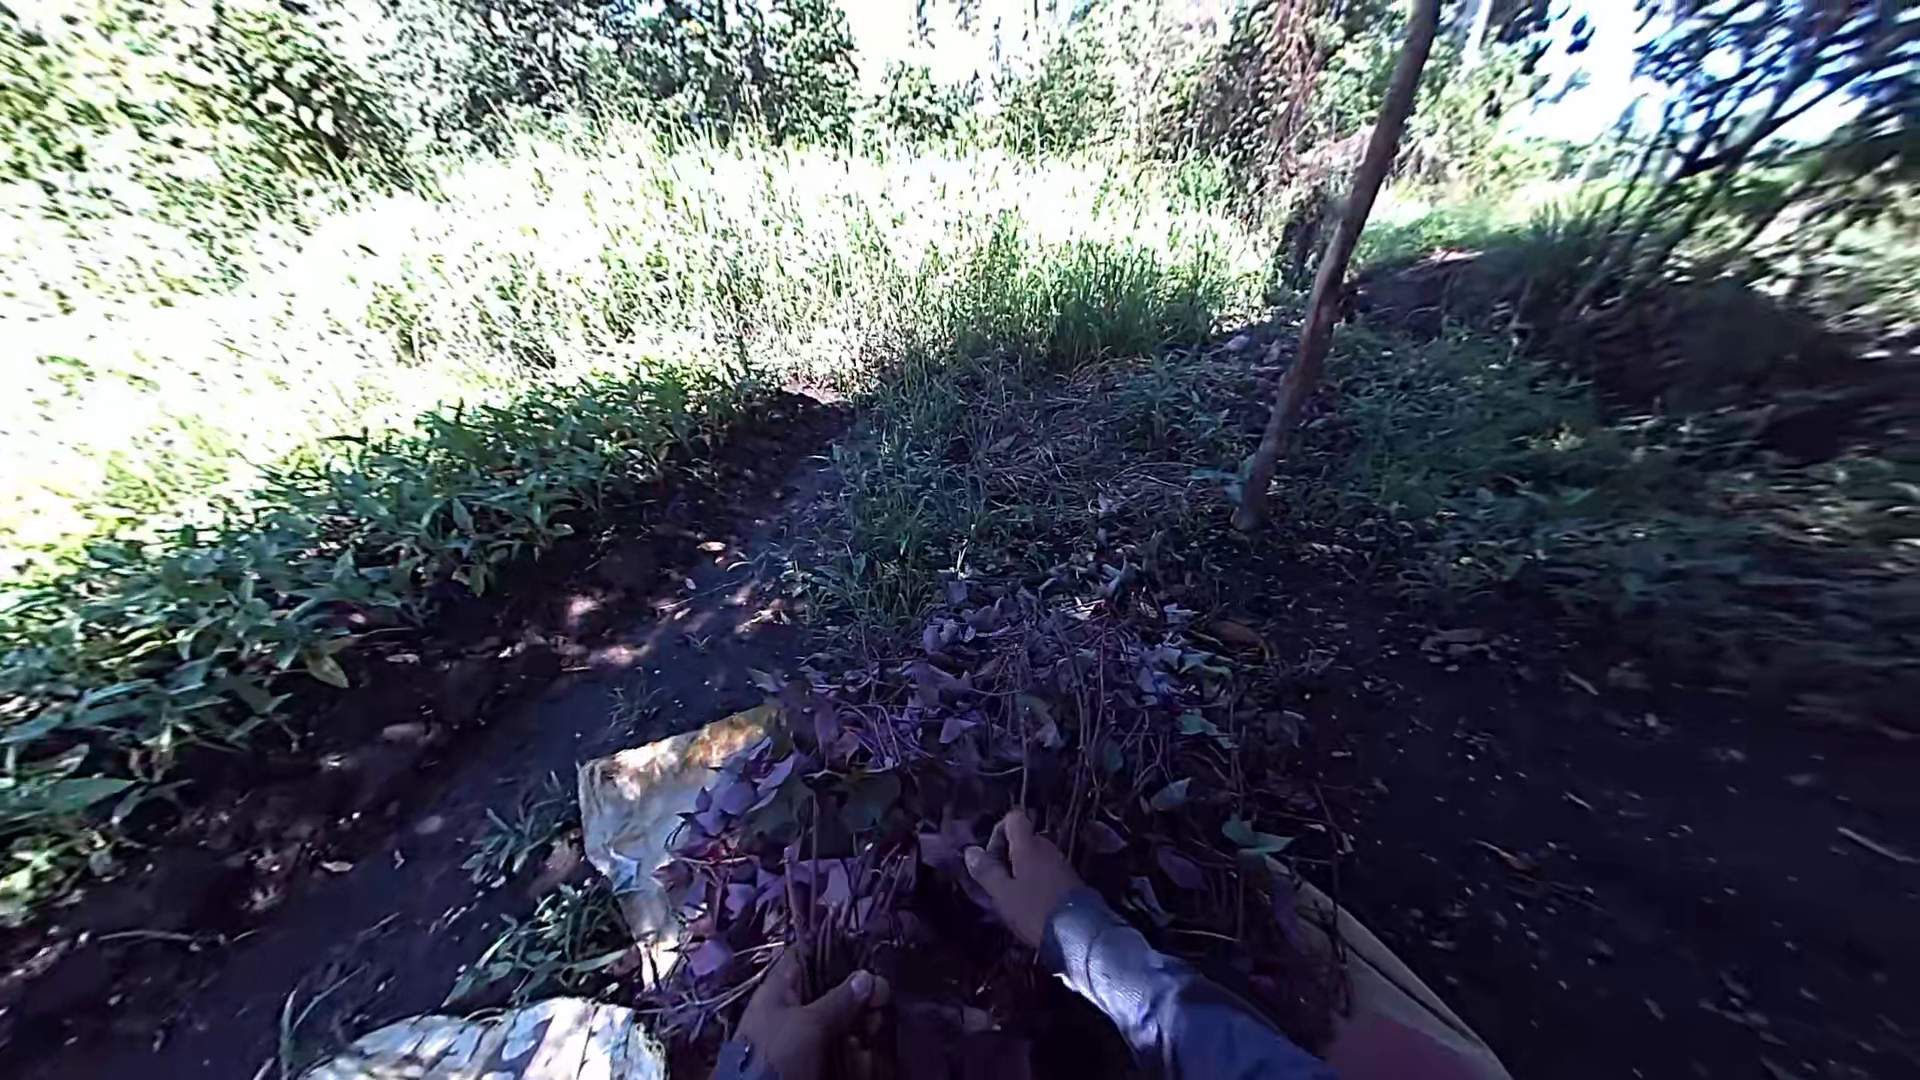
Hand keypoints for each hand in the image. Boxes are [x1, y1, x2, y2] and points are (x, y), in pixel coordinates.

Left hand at [732, 948, 888, 1079]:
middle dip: (858, 994)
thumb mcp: (808, 1024)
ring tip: (876, 1027)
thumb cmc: (775, 1059)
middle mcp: (790, 1010)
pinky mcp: (811, 1067)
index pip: (807, 955)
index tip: (866, 957)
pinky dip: (856, 1050)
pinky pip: (839, 1049)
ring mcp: (800, 1041)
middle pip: (830, 990)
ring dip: (862, 1022)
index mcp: (779, 989)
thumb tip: (867, 977)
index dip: (836, 951)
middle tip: (881, 1000)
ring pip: (839, 1021)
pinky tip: (870, 1047)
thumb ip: (841, 998)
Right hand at [964, 808, 1084, 947]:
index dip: (998, 834)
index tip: (992, 860)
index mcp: (1029, 844)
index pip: (1012, 818)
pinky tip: (1032, 907)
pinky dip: (1035, 882)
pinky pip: (1046, 871)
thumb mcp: (1003, 894)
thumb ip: (986, 871)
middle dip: (1007, 858)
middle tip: (999, 886)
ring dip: (1021, 872)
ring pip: (1033, 857)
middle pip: (1022, 839)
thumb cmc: (1036, 910)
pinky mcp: (1070, 879)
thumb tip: (970, 851)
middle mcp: (1046, 846)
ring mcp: (1061, 862)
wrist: (1082, 934)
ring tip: (1014, 901)